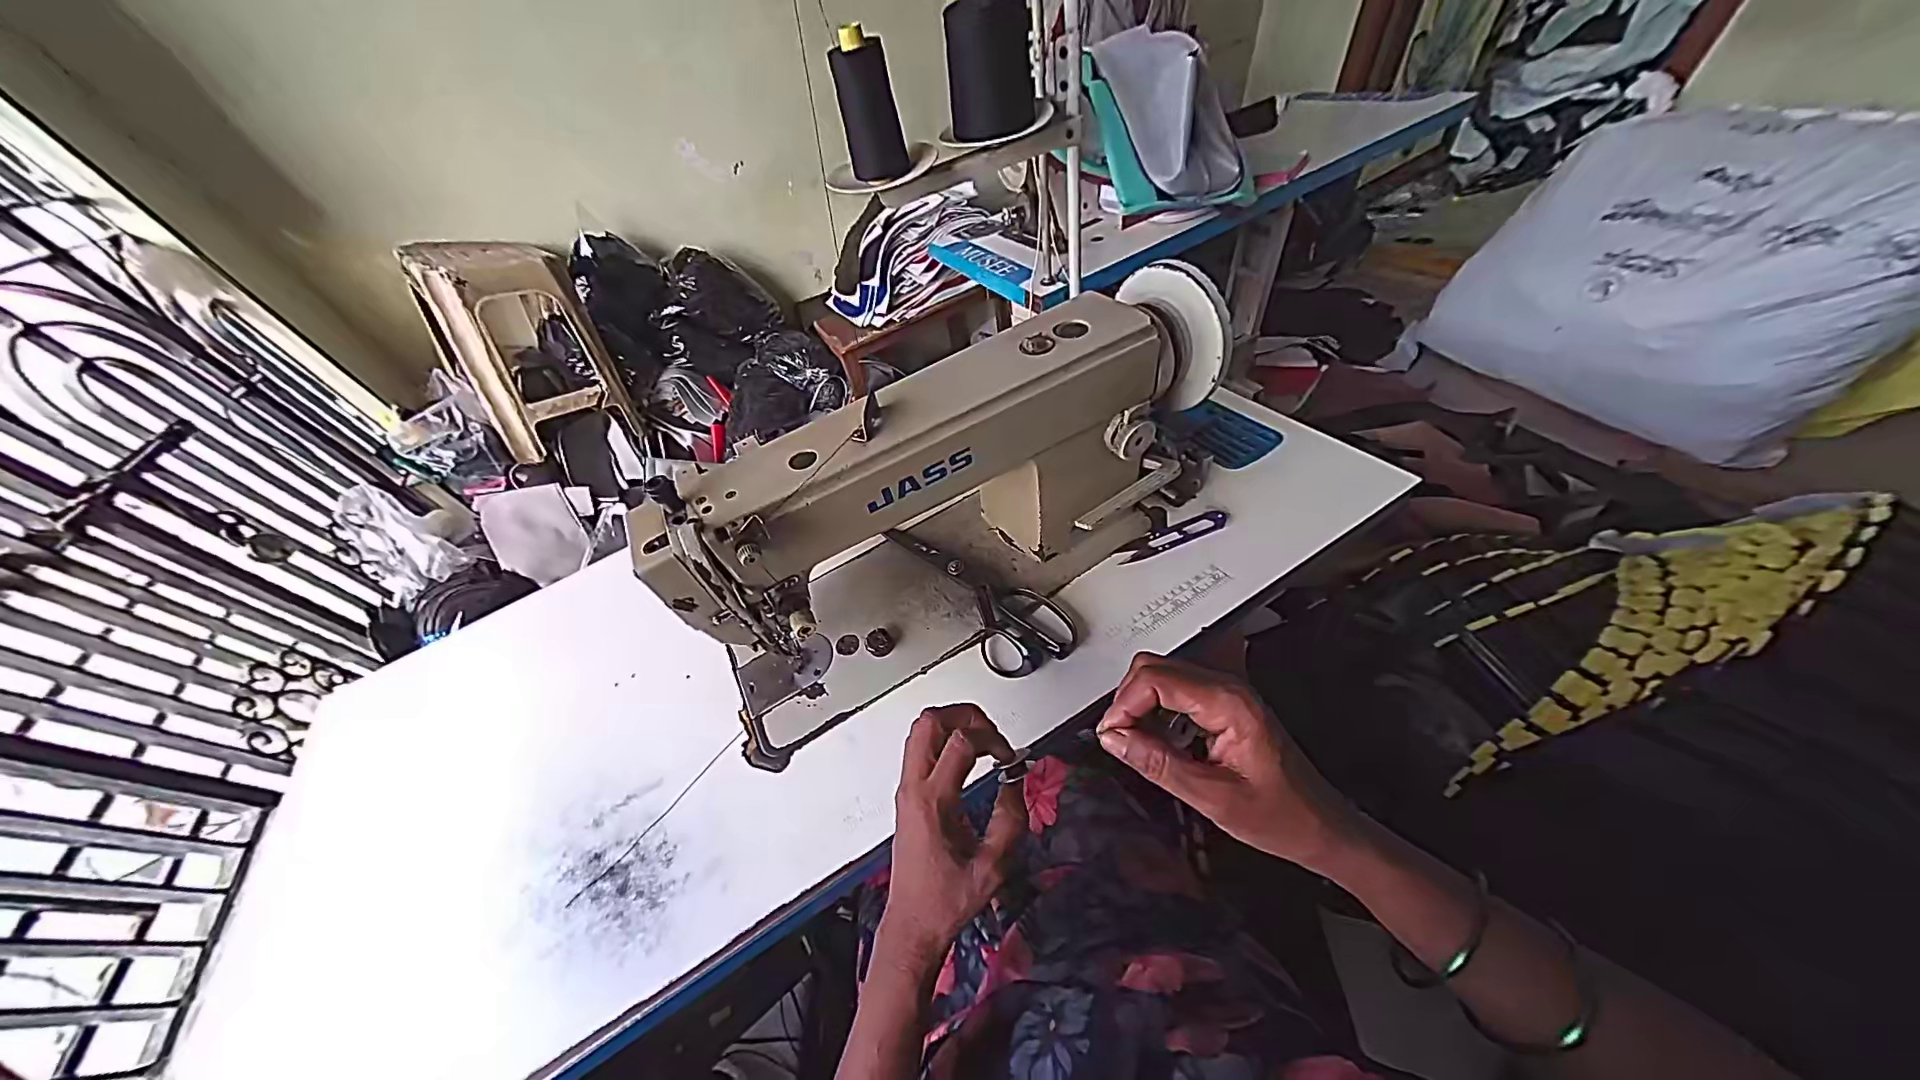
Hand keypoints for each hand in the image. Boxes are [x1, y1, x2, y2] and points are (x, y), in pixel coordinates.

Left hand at [880, 705, 1026, 965]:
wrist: (913, 923)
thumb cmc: (945, 900)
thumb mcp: (993, 867)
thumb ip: (1011, 820)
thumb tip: (1017, 783)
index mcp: (932, 802)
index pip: (959, 742)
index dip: (991, 739)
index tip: (1008, 757)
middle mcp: (913, 789)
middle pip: (929, 722)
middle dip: (965, 715)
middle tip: (991, 731)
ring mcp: (906, 790)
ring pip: (919, 730)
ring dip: (952, 724)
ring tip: (981, 738)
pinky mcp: (906, 796)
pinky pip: (919, 749)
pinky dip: (944, 739)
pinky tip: (967, 755)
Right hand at [1096, 653, 1356, 872]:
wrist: (1321, 826)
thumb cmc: (1283, 815)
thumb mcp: (1212, 798)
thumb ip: (1156, 764)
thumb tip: (1114, 740)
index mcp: (1229, 705)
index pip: (1155, 679)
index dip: (1123, 705)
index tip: (1112, 734)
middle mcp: (1228, 689)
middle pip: (1153, 668)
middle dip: (1126, 700)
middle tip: (1118, 737)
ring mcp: (1225, 693)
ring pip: (1160, 675)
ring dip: (1139, 704)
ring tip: (1135, 742)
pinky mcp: (1222, 703)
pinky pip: (1175, 690)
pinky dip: (1154, 709)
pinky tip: (1156, 741)